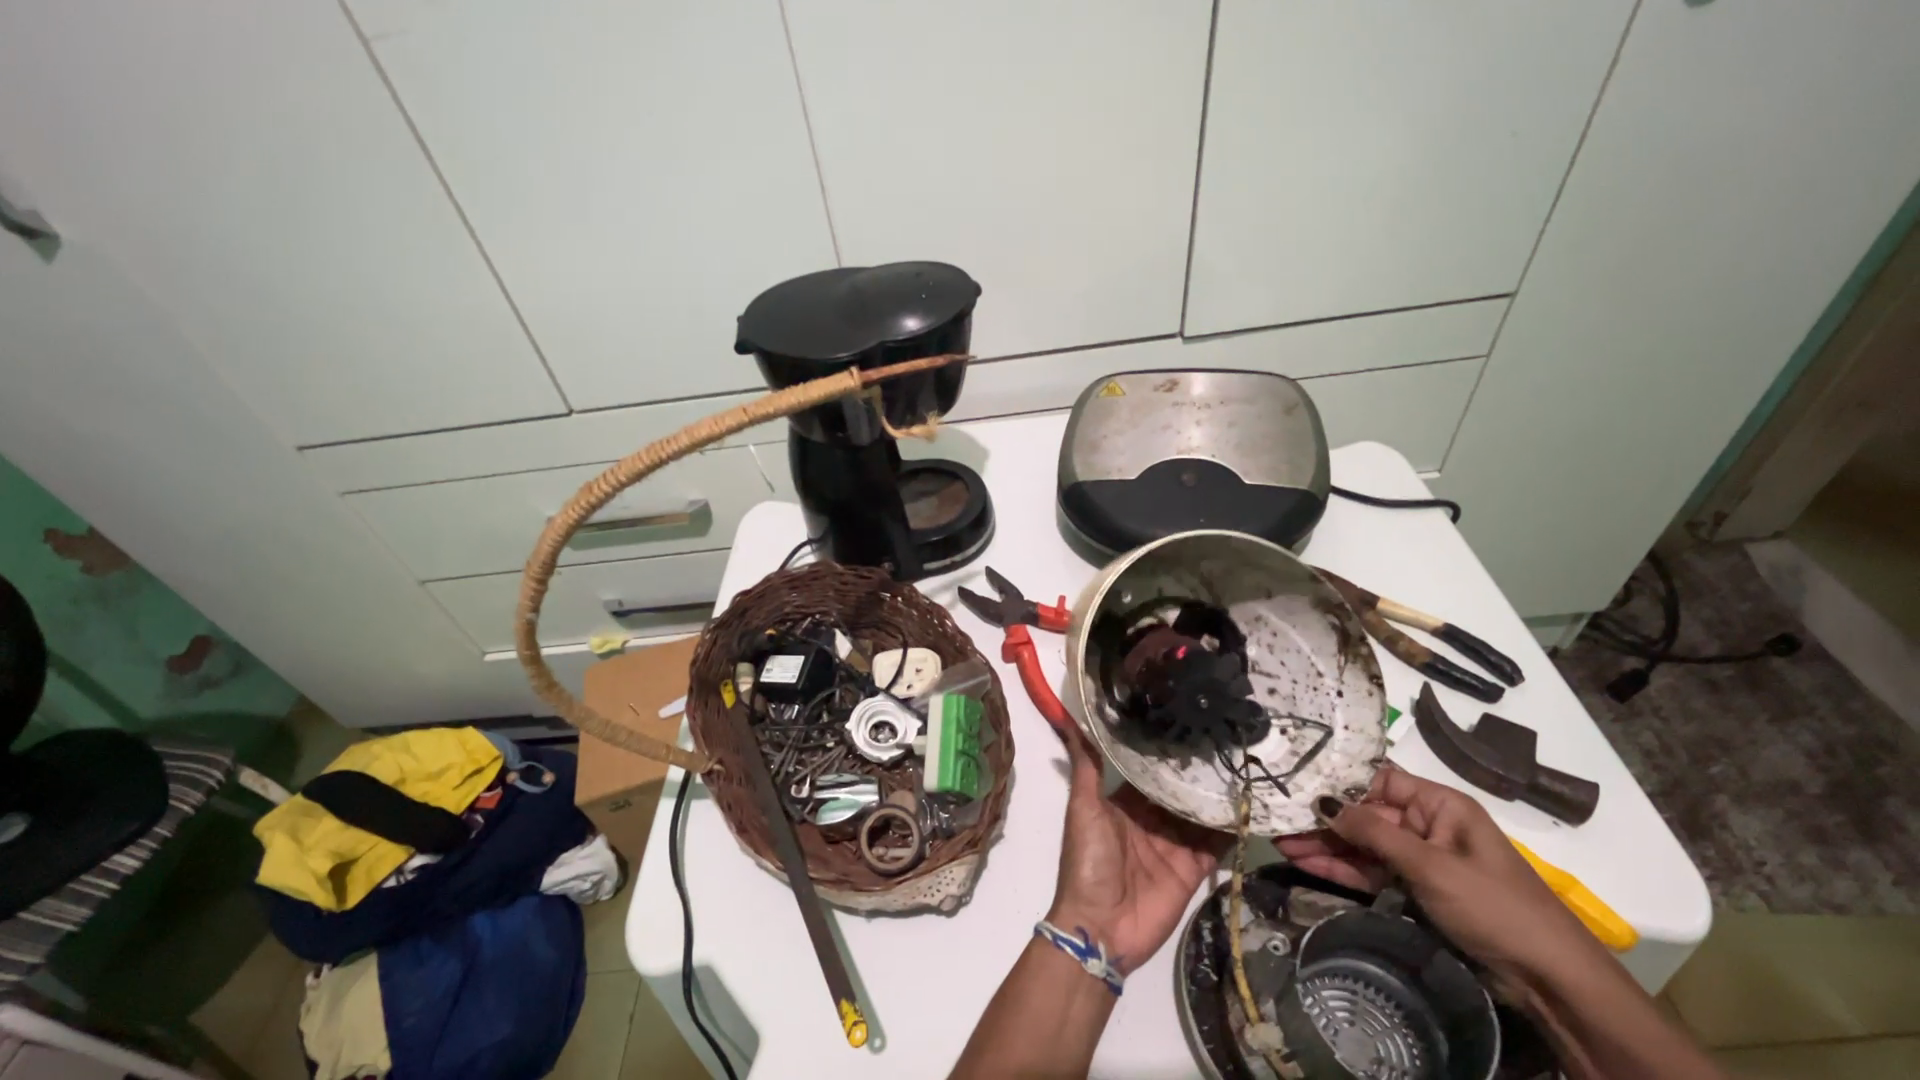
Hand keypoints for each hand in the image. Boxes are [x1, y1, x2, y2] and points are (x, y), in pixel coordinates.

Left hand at [1048, 731, 1224, 974]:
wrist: (1101, 926)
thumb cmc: (1088, 862)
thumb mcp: (1083, 808)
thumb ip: (1086, 768)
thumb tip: (1070, 721)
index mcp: (1122, 805)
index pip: (1147, 772)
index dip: (1164, 752)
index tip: (1185, 720)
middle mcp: (1150, 822)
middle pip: (1177, 792)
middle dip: (1196, 771)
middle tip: (1225, 736)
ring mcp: (1173, 845)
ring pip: (1199, 813)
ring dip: (1217, 795)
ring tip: (1244, 762)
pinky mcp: (1193, 869)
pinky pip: (1215, 843)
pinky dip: (1230, 827)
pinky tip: (1252, 804)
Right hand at [1275, 766, 1608, 998]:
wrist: (1545, 974)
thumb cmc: (1493, 905)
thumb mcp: (1431, 866)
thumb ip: (1375, 834)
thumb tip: (1325, 802)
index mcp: (1440, 804)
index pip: (1379, 779)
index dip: (1339, 780)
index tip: (1297, 781)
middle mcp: (1427, 824)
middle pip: (1365, 813)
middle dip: (1323, 817)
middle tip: (1277, 818)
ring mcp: (1419, 858)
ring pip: (1363, 844)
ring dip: (1324, 844)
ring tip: (1280, 842)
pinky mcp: (1414, 889)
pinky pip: (1371, 871)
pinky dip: (1341, 868)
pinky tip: (1306, 862)